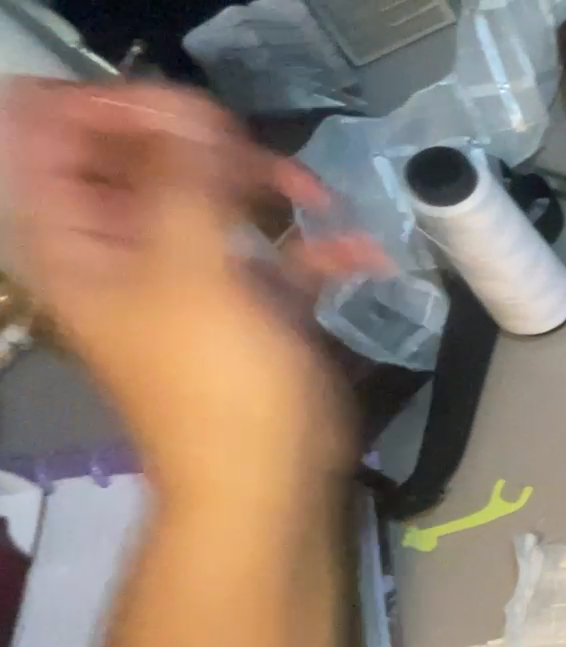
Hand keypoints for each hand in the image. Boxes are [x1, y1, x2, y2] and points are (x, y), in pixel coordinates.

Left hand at [1, 79, 384, 496]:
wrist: (268, 474)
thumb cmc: (219, 384)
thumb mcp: (192, 276)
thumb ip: (186, 184)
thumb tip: (199, 118)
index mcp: (71, 230)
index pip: (53, 122)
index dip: (119, 105)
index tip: (205, 127)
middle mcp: (125, 242)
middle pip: (144, 152)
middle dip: (210, 147)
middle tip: (270, 167)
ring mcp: (195, 274)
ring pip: (219, 198)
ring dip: (273, 190)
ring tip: (323, 201)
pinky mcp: (258, 305)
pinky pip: (282, 255)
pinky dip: (322, 249)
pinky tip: (364, 256)